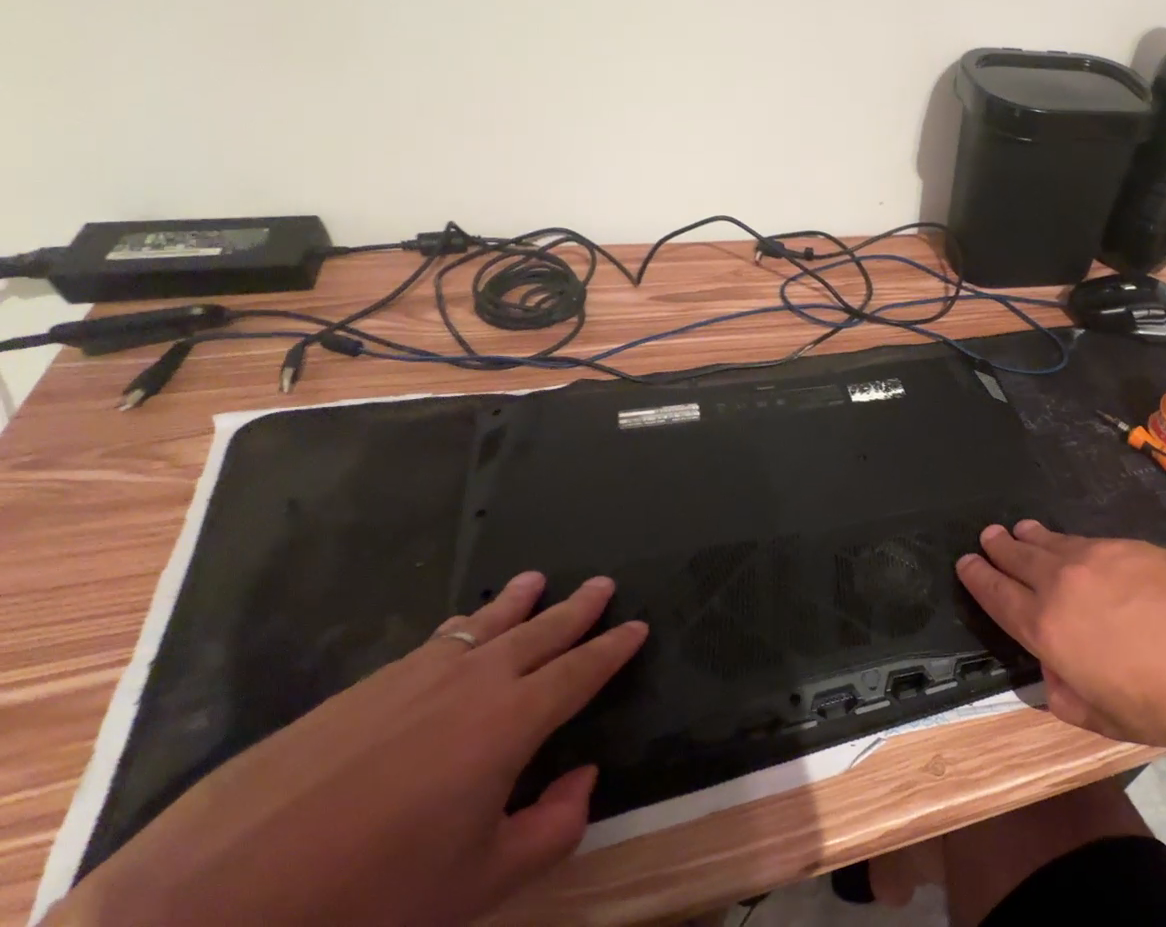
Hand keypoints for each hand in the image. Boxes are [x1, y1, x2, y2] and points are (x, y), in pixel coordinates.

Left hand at [49, 572, 648, 926]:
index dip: (613, 650)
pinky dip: (462, 628)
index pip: (579, 673)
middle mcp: (468, 683)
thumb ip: (554, 825)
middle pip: (536, 633)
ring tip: (536, 580)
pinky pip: (431, 643)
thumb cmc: (372, 895)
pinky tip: (460, 629)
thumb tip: (581, 778)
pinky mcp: (359, 690)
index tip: (638, 626)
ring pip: (480, 626)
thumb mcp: (484, 879)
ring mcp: (409, 679)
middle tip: (602, 584)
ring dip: (515, 604)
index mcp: (510, 723)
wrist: (216, 896)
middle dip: (575, 609)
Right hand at [958, 521, 1165, 777]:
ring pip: (1054, 543)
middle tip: (987, 538)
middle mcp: (1066, 585)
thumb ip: (1068, 697)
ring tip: (1020, 531)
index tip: (966, 565)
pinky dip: (1069, 541)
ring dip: (1032, 538)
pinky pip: (1087, 541)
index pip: (999, 598)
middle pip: (1021, 559)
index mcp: (1050, 630)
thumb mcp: (1110, 720)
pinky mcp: (1136, 545)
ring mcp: (1102, 558)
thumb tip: (1053, 674)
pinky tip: (1071, 544)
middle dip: (1000, 549)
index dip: (979, 580)